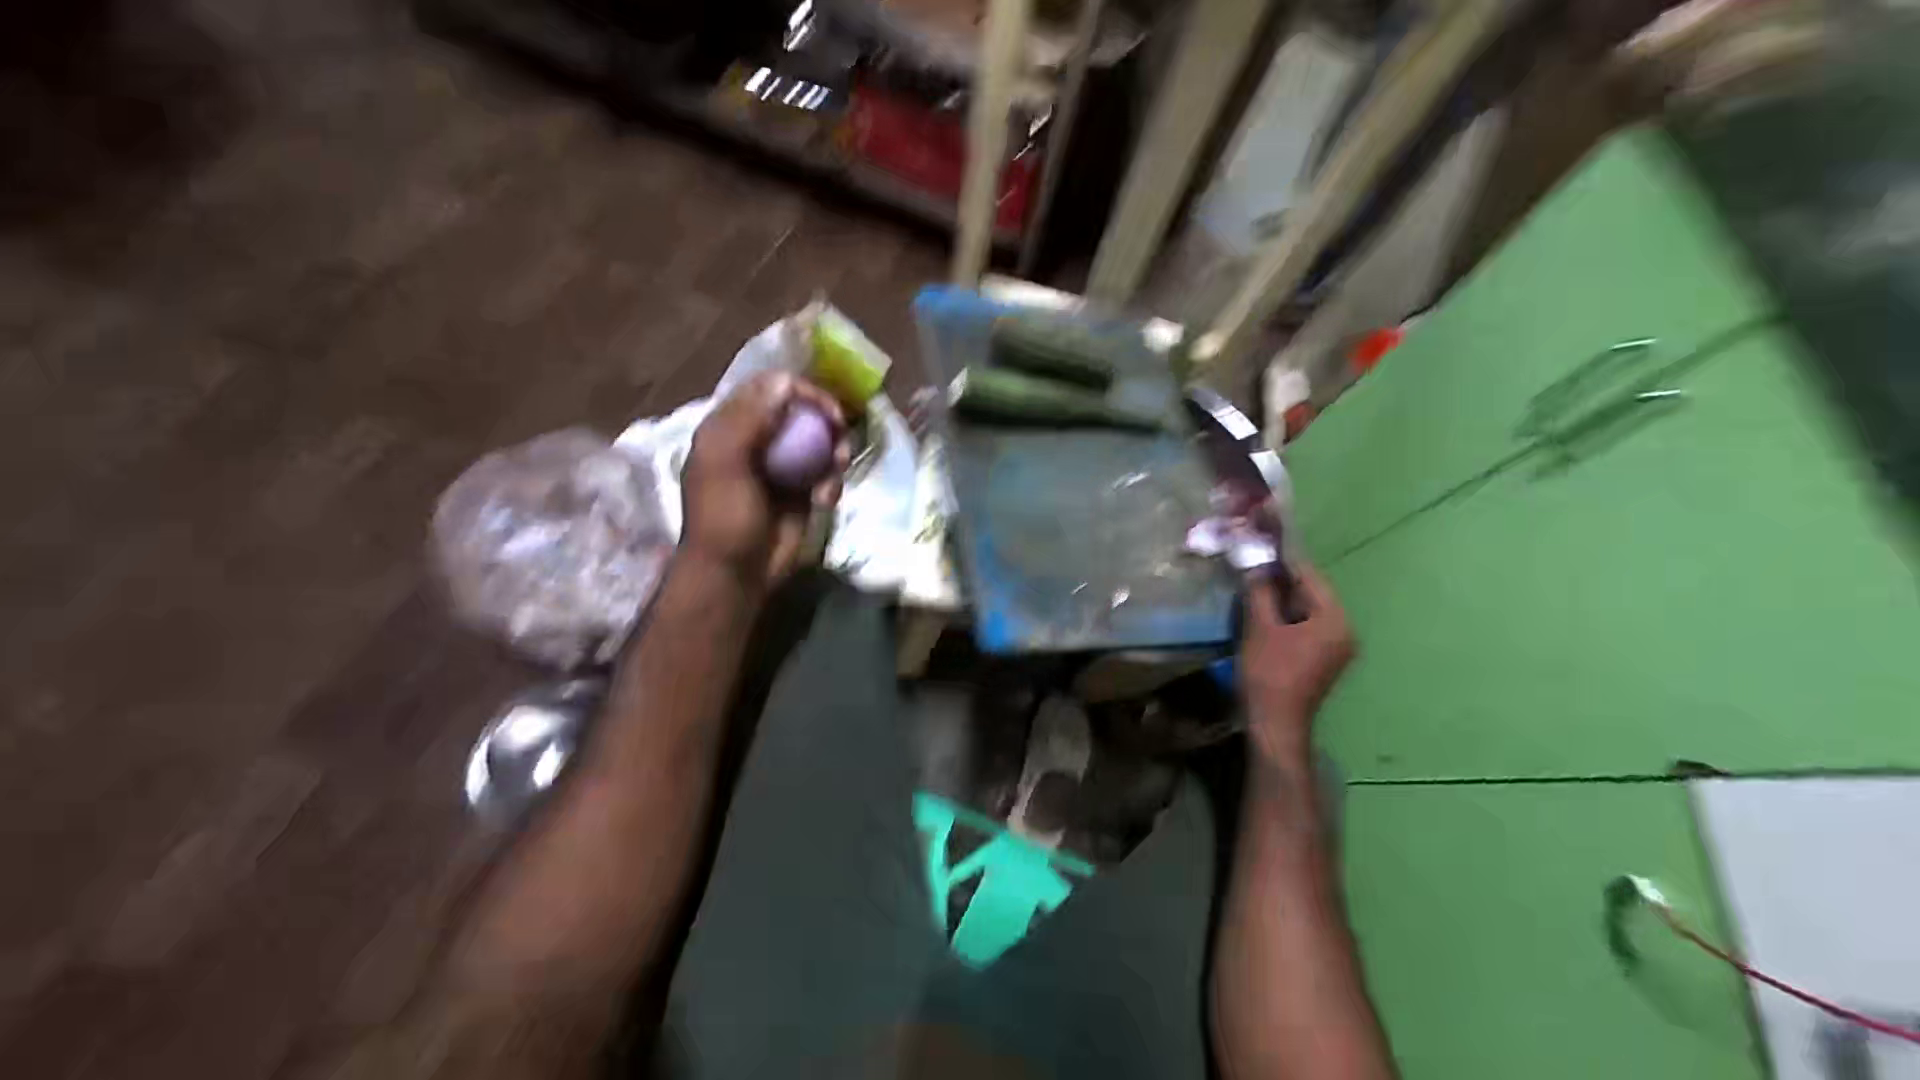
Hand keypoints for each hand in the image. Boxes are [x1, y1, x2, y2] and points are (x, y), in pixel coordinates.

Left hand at [681, 372, 848, 590]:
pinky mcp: (803, 493)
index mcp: (730, 427)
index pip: (768, 389)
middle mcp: (758, 441)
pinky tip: (826, 498)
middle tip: (840, 432)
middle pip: (800, 411)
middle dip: (825, 418)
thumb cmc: (724, 517)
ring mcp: (783, 467)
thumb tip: (785, 381)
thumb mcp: (725, 462)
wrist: (736, 574)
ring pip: (820, 441)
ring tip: (838, 467)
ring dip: (835, 449)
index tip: (823, 405)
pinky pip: (827, 473)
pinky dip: (832, 481)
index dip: (798, 390)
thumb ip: (750, 418)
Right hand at [1238, 562, 1354, 763]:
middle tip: (1252, 566)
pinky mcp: (1324, 659)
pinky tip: (1264, 614)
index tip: (1260, 545)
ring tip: (1254, 587)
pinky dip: (1287, 616)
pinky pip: (1307, 626)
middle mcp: (1345, 630)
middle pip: (1311, 592)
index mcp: (1335, 620)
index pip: (1310, 577)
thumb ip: (1260, 591)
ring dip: (1282, 598)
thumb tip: (1256, 563)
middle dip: (1282, 579)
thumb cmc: (1269, 673)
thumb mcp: (1259, 627)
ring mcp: (1337, 647)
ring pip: (1308, 609)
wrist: (1275, 723)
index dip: (1282, 560)